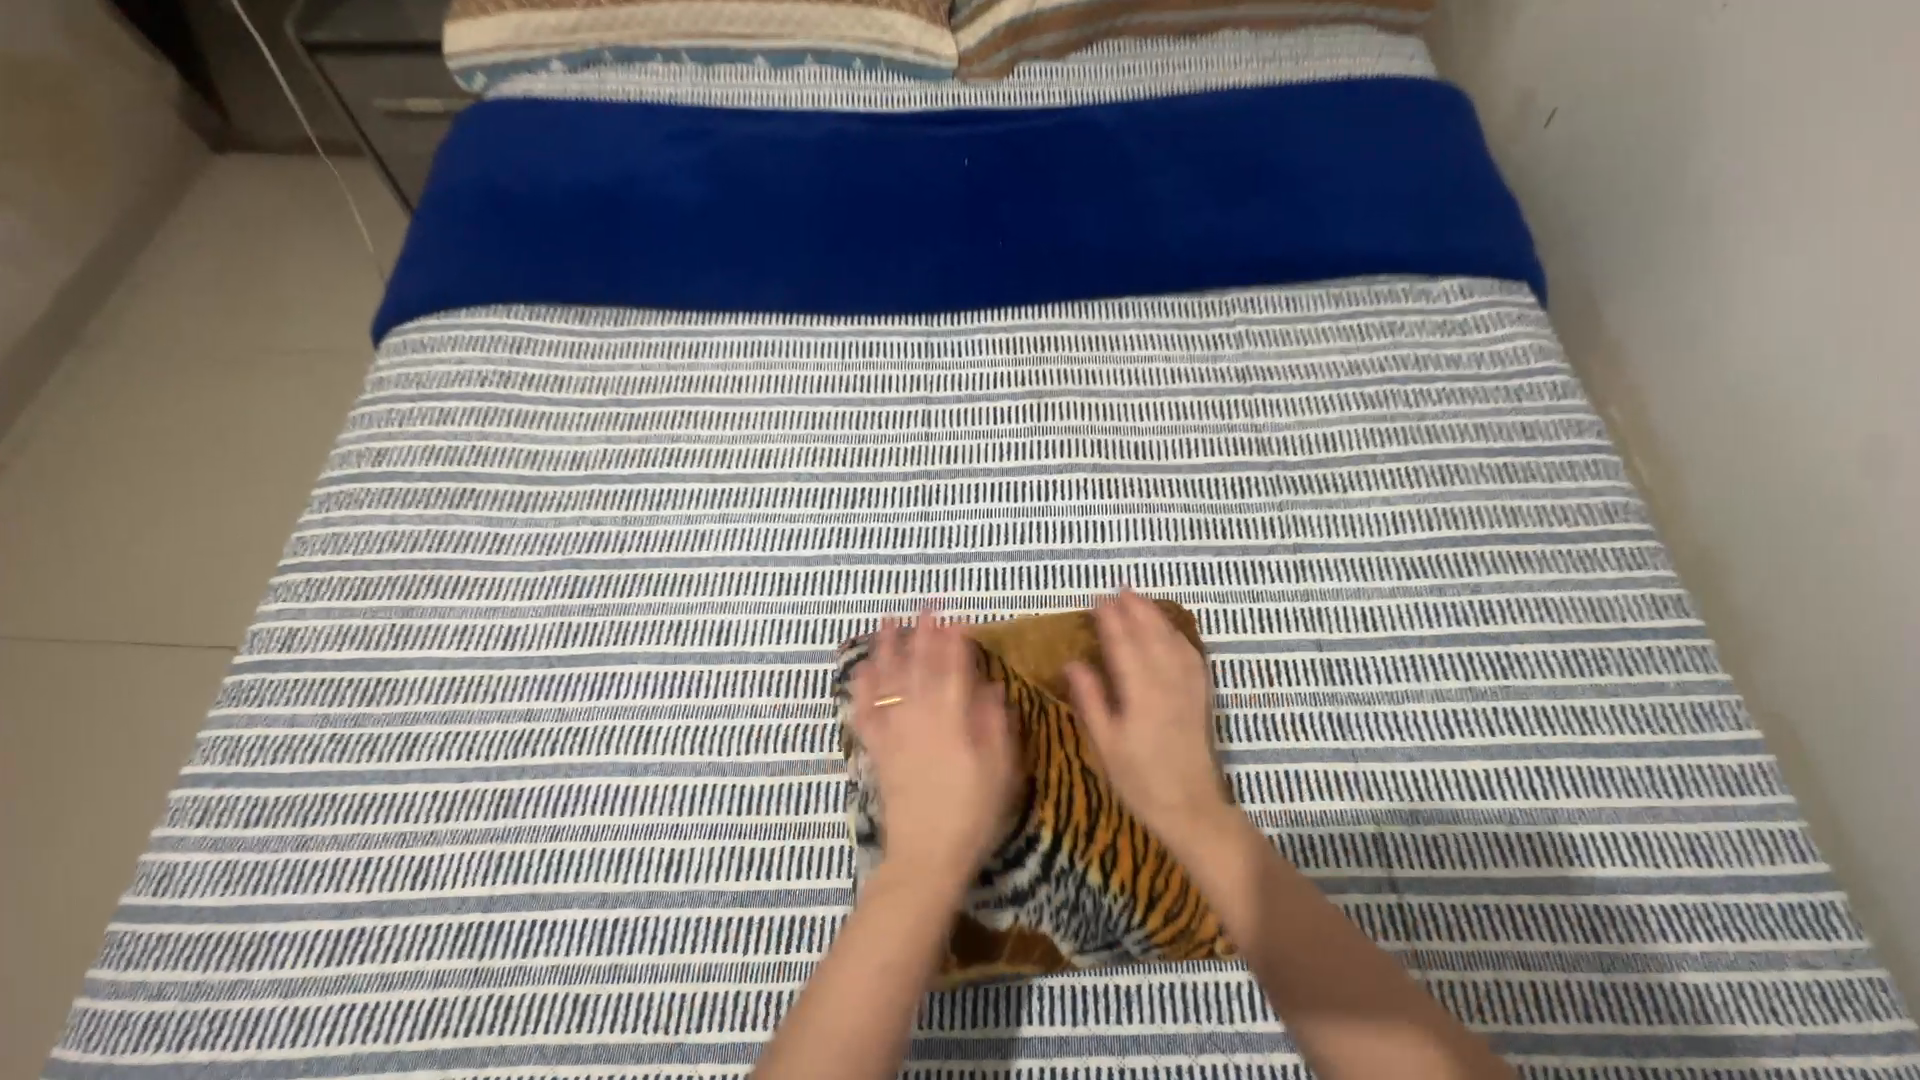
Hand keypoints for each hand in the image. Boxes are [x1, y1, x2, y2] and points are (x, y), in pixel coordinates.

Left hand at [849, 606, 1019, 890]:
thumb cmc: (973, 813)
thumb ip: (995, 723)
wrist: (926, 854)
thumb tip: (991, 687)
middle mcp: (919, 714)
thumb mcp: (1001, 769)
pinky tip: (861, 669)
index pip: (953, 666)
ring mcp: (894, 730)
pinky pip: (864, 709)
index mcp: (953, 716)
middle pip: (919, 664)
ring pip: (888, 678)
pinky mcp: (877, 749)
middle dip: (922, 633)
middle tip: (924, 606)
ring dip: (888, 647)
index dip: (954, 639)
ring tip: (887, 621)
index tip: (955, 617)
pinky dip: (861, 686)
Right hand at [1065, 589, 1238, 853]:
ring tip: (1141, 600)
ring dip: (1157, 617)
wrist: (1190, 808)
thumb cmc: (1139, 781)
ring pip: (1173, 641)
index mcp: (1140, 693)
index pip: (1123, 645)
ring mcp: (1188, 688)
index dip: (1111, 620)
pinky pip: (1191, 656)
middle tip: (1119, 589)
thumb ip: (1091, 700)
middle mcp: (1167, 683)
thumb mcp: (1105, 744)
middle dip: (1135, 610)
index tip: (1098, 599)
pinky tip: (1171, 631)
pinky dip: (1179, 636)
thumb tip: (1074, 663)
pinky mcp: (1201, 697)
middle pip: (1151, 636)